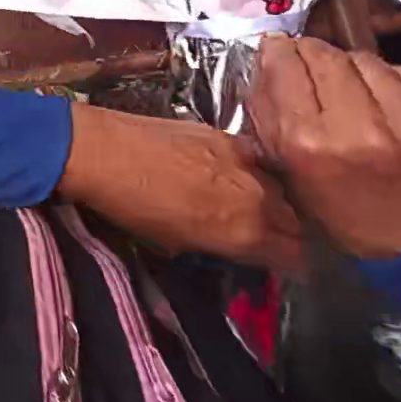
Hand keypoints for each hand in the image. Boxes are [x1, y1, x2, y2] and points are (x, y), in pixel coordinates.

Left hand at [58, 103, 303, 271]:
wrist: (104, 151)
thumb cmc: (131, 208)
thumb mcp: (177, 244)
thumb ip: (220, 246)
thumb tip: (240, 247)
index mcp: (243, 231)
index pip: (295, 254)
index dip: (296, 264)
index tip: (291, 267)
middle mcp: (255, 193)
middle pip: (294, 219)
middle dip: (292, 234)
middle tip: (279, 241)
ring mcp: (242, 157)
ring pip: (280, 187)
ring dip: (278, 202)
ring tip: (264, 210)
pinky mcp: (225, 133)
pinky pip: (256, 159)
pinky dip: (257, 172)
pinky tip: (243, 176)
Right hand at [248, 36, 400, 259]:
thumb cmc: (341, 214)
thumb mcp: (287, 171)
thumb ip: (268, 111)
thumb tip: (270, 56)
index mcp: (311, 146)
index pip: (287, 63)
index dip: (279, 51)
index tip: (279, 50)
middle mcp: (364, 131)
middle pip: (327, 55)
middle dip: (315, 57)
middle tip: (314, 69)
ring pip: (369, 60)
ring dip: (355, 71)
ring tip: (357, 97)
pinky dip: (394, 85)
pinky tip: (392, 110)